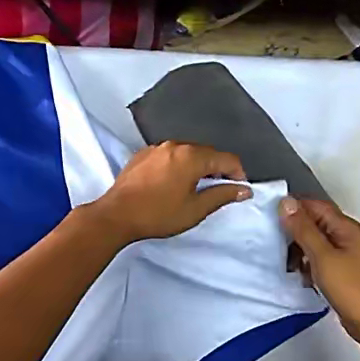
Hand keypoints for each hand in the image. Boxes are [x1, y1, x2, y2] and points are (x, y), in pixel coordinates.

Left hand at [81, 142, 250, 243]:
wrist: (116, 215)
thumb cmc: (158, 214)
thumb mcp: (195, 209)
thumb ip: (222, 195)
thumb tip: (243, 190)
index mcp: (191, 156)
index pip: (226, 158)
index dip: (237, 174)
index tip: (238, 190)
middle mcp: (174, 145)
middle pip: (206, 153)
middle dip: (217, 170)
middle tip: (219, 191)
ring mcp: (156, 148)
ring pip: (186, 153)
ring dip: (197, 167)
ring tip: (196, 189)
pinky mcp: (142, 155)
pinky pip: (168, 155)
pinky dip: (177, 165)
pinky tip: (173, 183)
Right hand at [280, 198, 359, 342]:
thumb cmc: (354, 290)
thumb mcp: (322, 255)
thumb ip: (303, 229)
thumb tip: (286, 203)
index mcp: (343, 226)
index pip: (312, 205)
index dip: (290, 208)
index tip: (268, 217)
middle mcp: (344, 237)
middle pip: (311, 223)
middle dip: (291, 231)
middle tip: (274, 242)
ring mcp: (343, 255)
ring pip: (312, 242)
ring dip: (297, 250)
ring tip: (287, 263)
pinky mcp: (339, 272)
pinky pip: (316, 260)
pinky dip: (305, 265)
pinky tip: (299, 276)